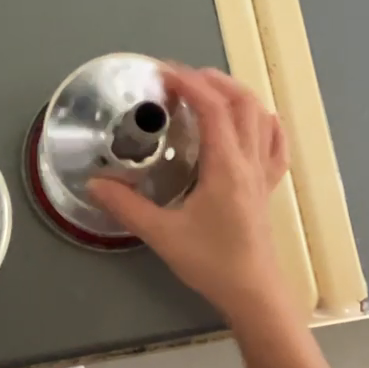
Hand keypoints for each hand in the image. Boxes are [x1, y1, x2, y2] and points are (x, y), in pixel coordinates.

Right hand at [88, 66, 291, 320]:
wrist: (253, 293)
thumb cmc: (211, 263)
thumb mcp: (162, 234)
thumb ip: (126, 207)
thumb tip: (93, 184)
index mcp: (226, 166)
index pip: (213, 107)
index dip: (189, 83)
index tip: (162, 73)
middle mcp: (250, 161)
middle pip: (242, 102)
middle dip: (212, 81)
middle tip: (179, 79)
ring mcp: (264, 173)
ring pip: (261, 117)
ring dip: (236, 94)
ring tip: (207, 90)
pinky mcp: (268, 187)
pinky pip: (275, 144)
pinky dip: (263, 122)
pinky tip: (252, 120)